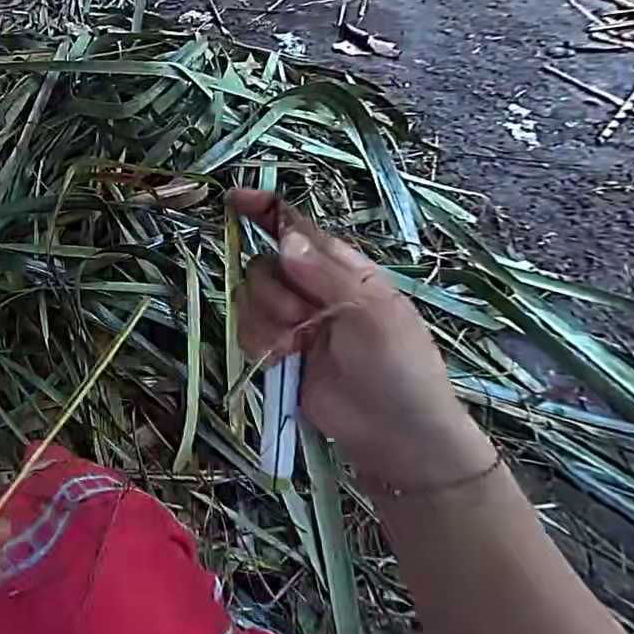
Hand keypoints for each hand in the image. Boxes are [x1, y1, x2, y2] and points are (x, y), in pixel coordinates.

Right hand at [232, 189, 495, 491]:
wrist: (394, 433)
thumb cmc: (399, 366)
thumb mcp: (371, 313)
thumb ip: (324, 275)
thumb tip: (282, 240)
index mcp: (342, 269)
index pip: (296, 228)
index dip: (265, 210)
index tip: (233, 200)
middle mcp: (311, 288)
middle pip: (264, 265)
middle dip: (273, 291)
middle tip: (300, 318)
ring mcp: (292, 321)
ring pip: (250, 298)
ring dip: (265, 321)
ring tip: (293, 347)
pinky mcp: (277, 350)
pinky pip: (246, 330)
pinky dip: (257, 342)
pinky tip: (280, 359)